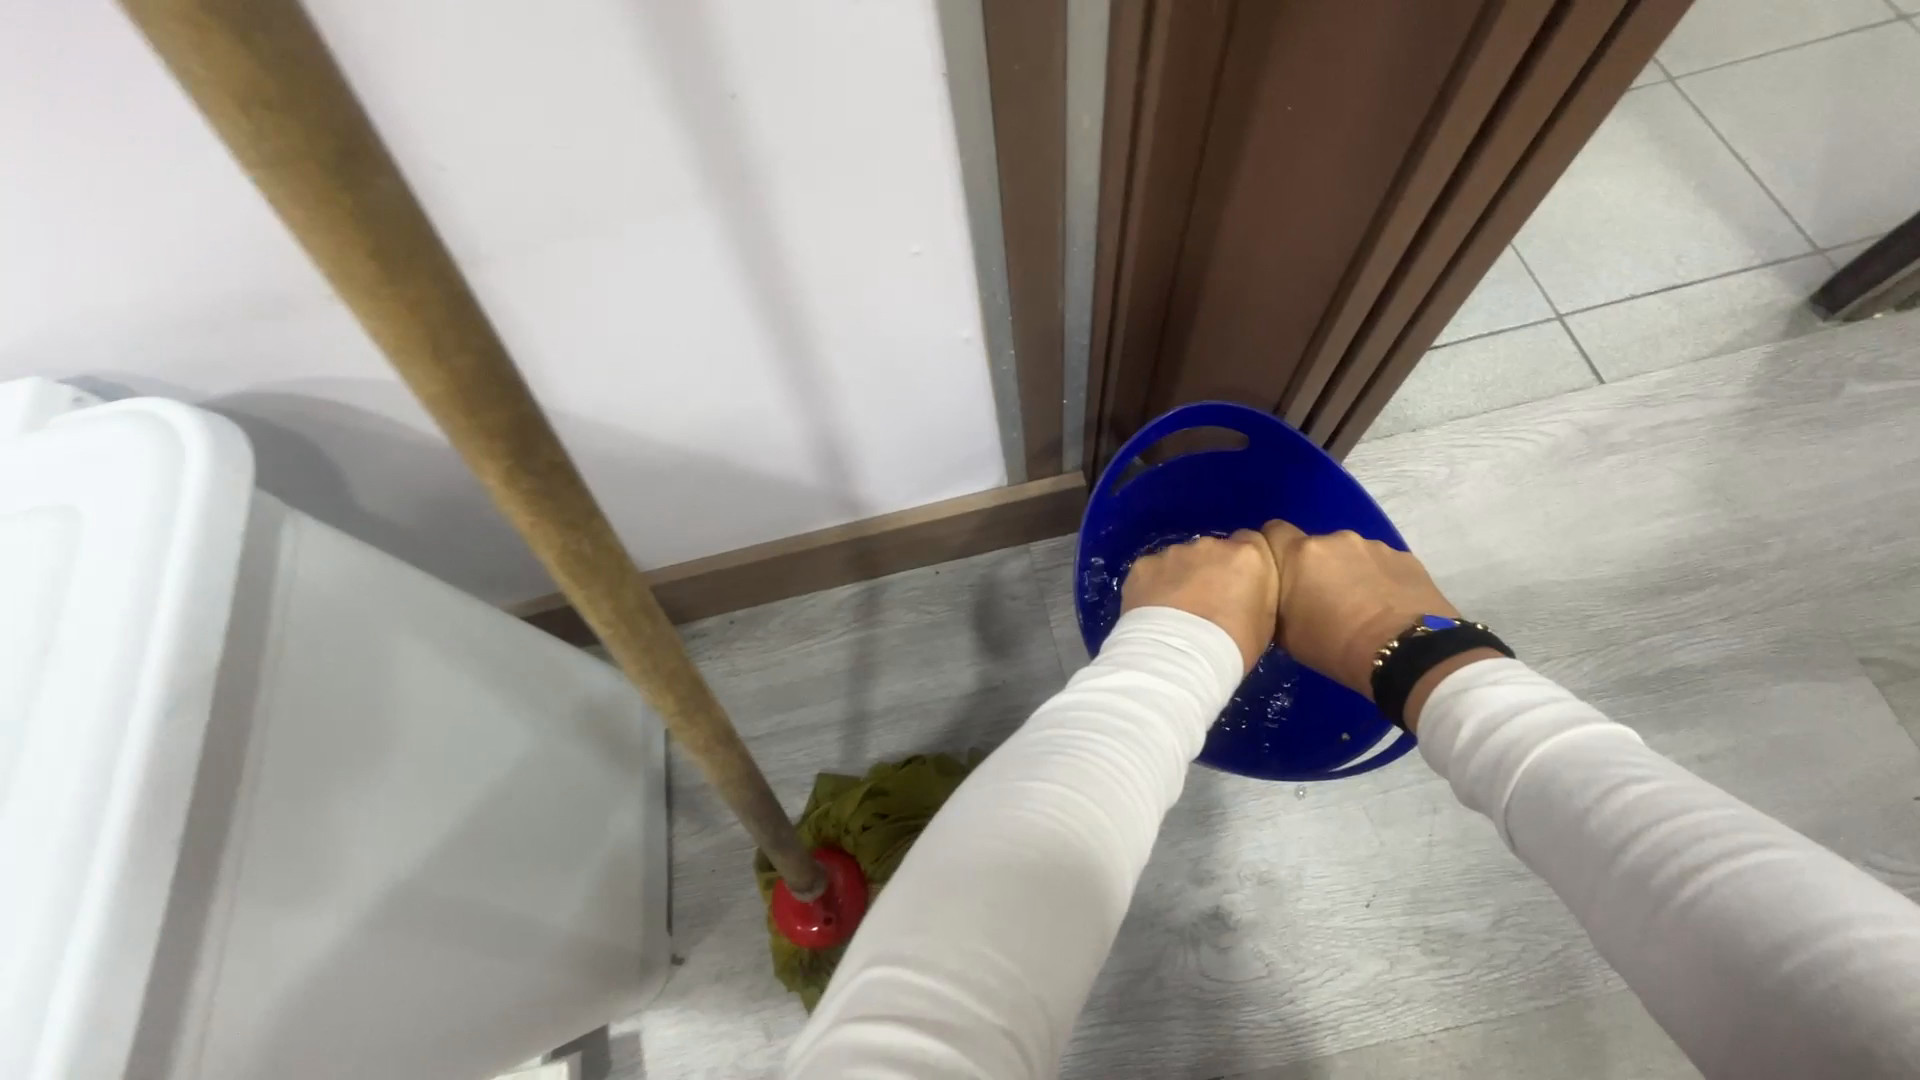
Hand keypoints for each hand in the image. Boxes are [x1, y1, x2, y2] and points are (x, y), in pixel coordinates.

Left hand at [1120, 531, 1278, 672]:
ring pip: (1180, 560)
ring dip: (1180, 578)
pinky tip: (1152, 611)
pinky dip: (1153, 586)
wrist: (1177, 657)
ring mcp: (1172, 553)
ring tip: (1174, 611)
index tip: (1237, 586)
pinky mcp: (1142, 565)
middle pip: (1212, 552)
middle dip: (1209, 571)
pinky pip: (1152, 572)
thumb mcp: (1264, 622)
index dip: (1242, 566)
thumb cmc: (1232, 646)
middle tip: (1204, 603)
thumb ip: (1256, 593)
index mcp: (1247, 555)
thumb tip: (1244, 591)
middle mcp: (1209, 545)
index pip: (1250, 545)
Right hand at [1259, 522, 1459, 698]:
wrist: (1408, 654)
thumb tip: (1278, 596)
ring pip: (1348, 554)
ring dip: (1347, 571)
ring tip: (1358, 605)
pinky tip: (1385, 606)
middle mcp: (1335, 539)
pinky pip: (1380, 564)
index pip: (1272, 531)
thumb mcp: (1285, 634)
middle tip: (1320, 600)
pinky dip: (1377, 579)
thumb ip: (1275, 602)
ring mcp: (1374, 546)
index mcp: (1299, 553)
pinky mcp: (1405, 557)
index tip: (1278, 575)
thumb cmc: (1335, 645)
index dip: (1273, 550)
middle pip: (1313, 546)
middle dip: (1313, 566)